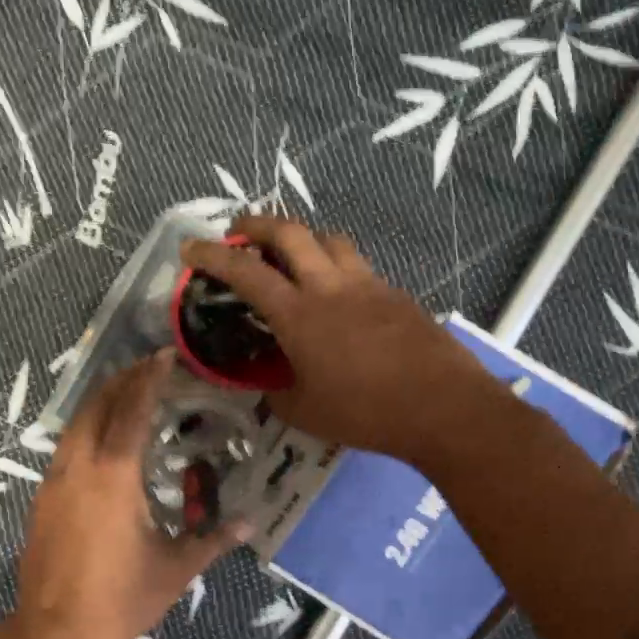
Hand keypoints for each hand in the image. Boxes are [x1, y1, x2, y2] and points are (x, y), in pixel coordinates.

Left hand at [0, 351, 242, 638]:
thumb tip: (248, 522)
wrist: (54, 630)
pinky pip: (65, 446)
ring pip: (75, 423)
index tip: (164, 356)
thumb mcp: (174, 570)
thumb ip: (211, 540)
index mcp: (112, 474)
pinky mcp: (42, 496)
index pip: (131, 410)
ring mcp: (54, 479)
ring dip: (100, 401)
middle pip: (96, 405)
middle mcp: (78, 465)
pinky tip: (101, 440)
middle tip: (148, 368)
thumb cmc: (120, 600)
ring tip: (127, 393)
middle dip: (122, 380)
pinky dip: (85, 428)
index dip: (148, 379)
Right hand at [181, 215, 508, 465]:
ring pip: (329, 239)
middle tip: (236, 232)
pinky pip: (357, 266)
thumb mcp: (301, 410)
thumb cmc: (366, 413)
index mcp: (298, 314)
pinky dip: (334, 266)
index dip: (211, 255)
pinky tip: (334, 296)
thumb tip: (266, 381)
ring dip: (300, 238)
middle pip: (289, 232)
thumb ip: (274, 389)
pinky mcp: (396, 296)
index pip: (244, 271)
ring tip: (288, 255)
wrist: (448, 411)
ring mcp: (368, 286)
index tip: (190, 246)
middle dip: (255, 224)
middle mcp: (330, 288)